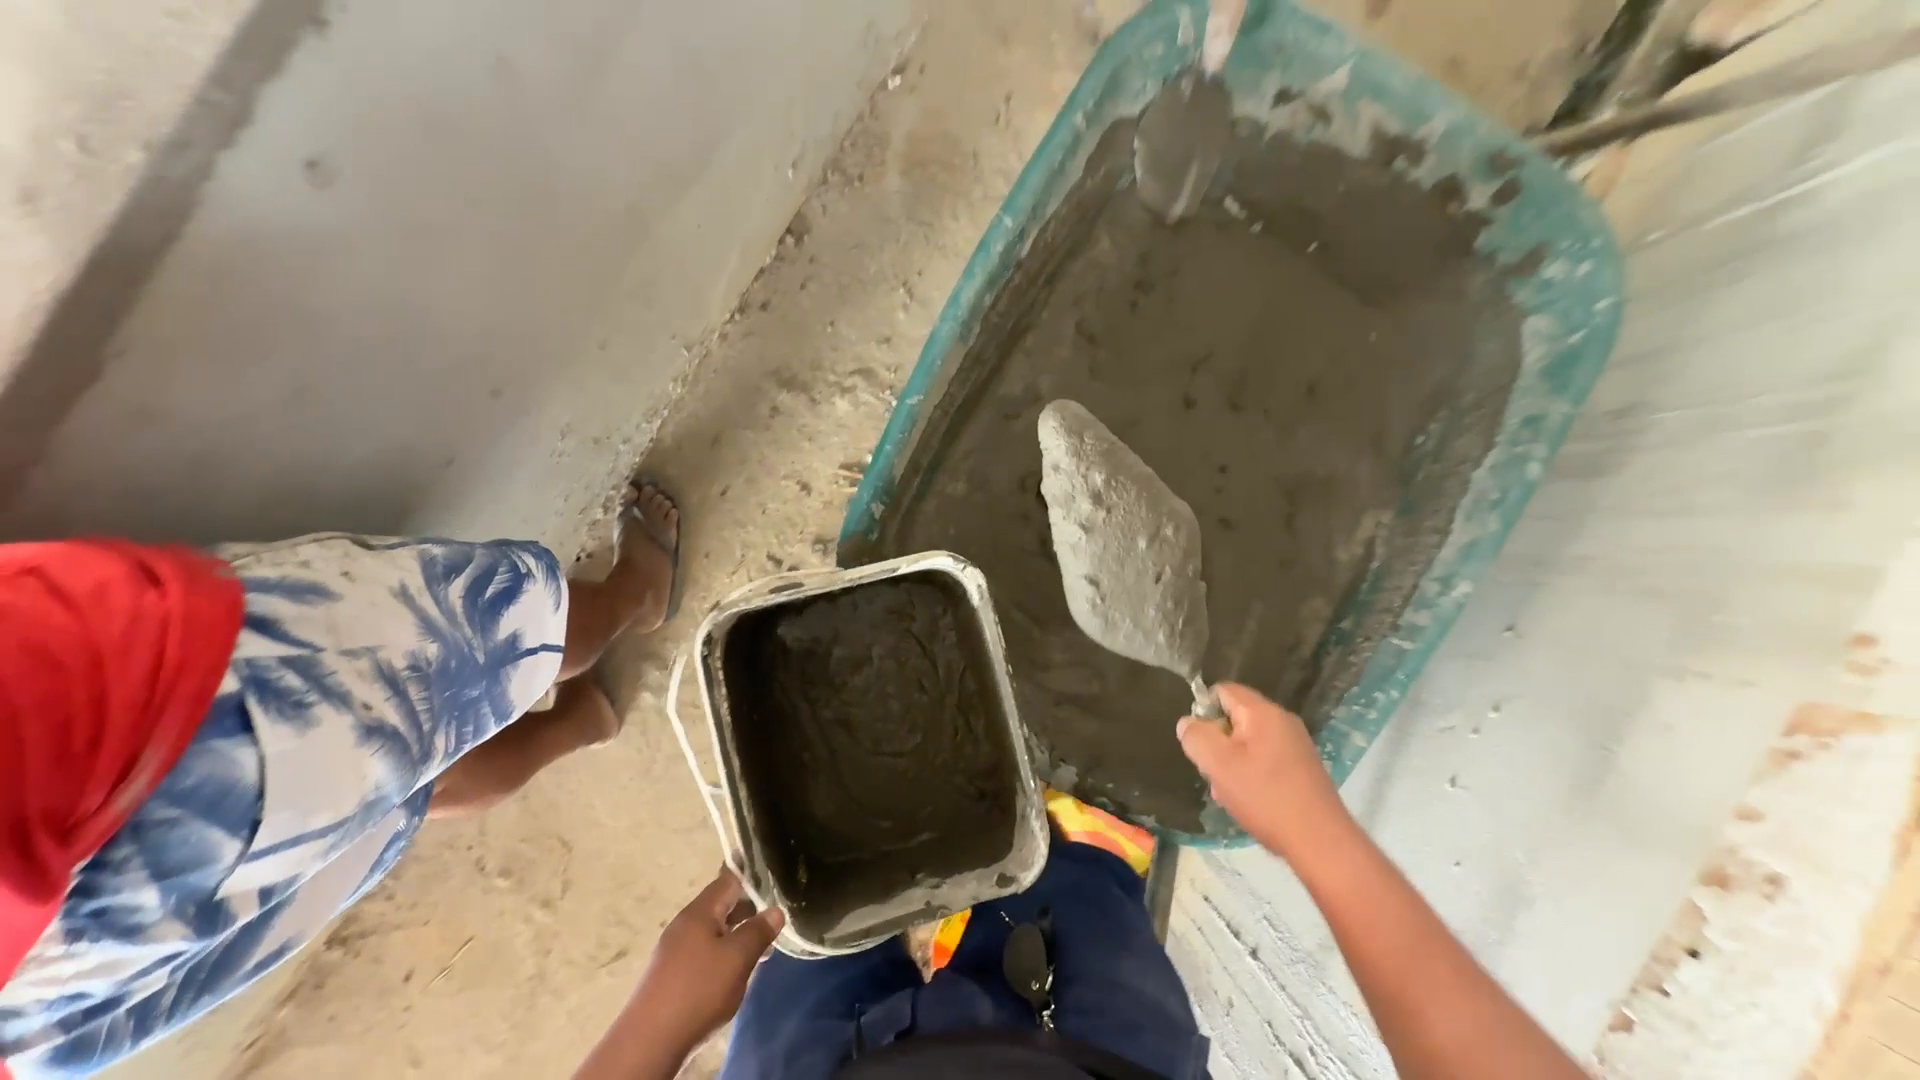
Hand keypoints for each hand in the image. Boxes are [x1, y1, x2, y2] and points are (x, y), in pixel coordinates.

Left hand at [629, 868, 784, 1054]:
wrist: (650, 1040)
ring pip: (713, 931)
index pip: (728, 880)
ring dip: (736, 935)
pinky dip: (723, 953)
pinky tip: (735, 971)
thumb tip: (775, 911)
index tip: (773, 877)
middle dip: (748, 910)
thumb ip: (758, 931)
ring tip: (762, 947)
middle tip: (775, 919)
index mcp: (699, 912)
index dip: (751, 877)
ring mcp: (675, 949)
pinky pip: (703, 951)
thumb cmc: (699, 990)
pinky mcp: (672, 973)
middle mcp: (684, 924)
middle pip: (720, 905)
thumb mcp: (737, 958)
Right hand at [1177, 682, 1351, 861]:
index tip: (1198, 741)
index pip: (1224, 690)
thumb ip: (1196, 737)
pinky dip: (1250, 774)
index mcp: (1264, 713)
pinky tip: (1249, 801)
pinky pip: (1265, 759)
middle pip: (1235, 718)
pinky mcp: (1302, 768)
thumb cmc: (1265, 797)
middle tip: (1212, 772)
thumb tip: (1187, 721)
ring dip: (1231, 763)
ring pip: (1248, 742)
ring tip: (1228, 793)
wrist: (1320, 841)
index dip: (1203, 709)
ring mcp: (1296, 745)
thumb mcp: (1219, 765)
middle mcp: (1283, 721)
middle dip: (1217, 742)